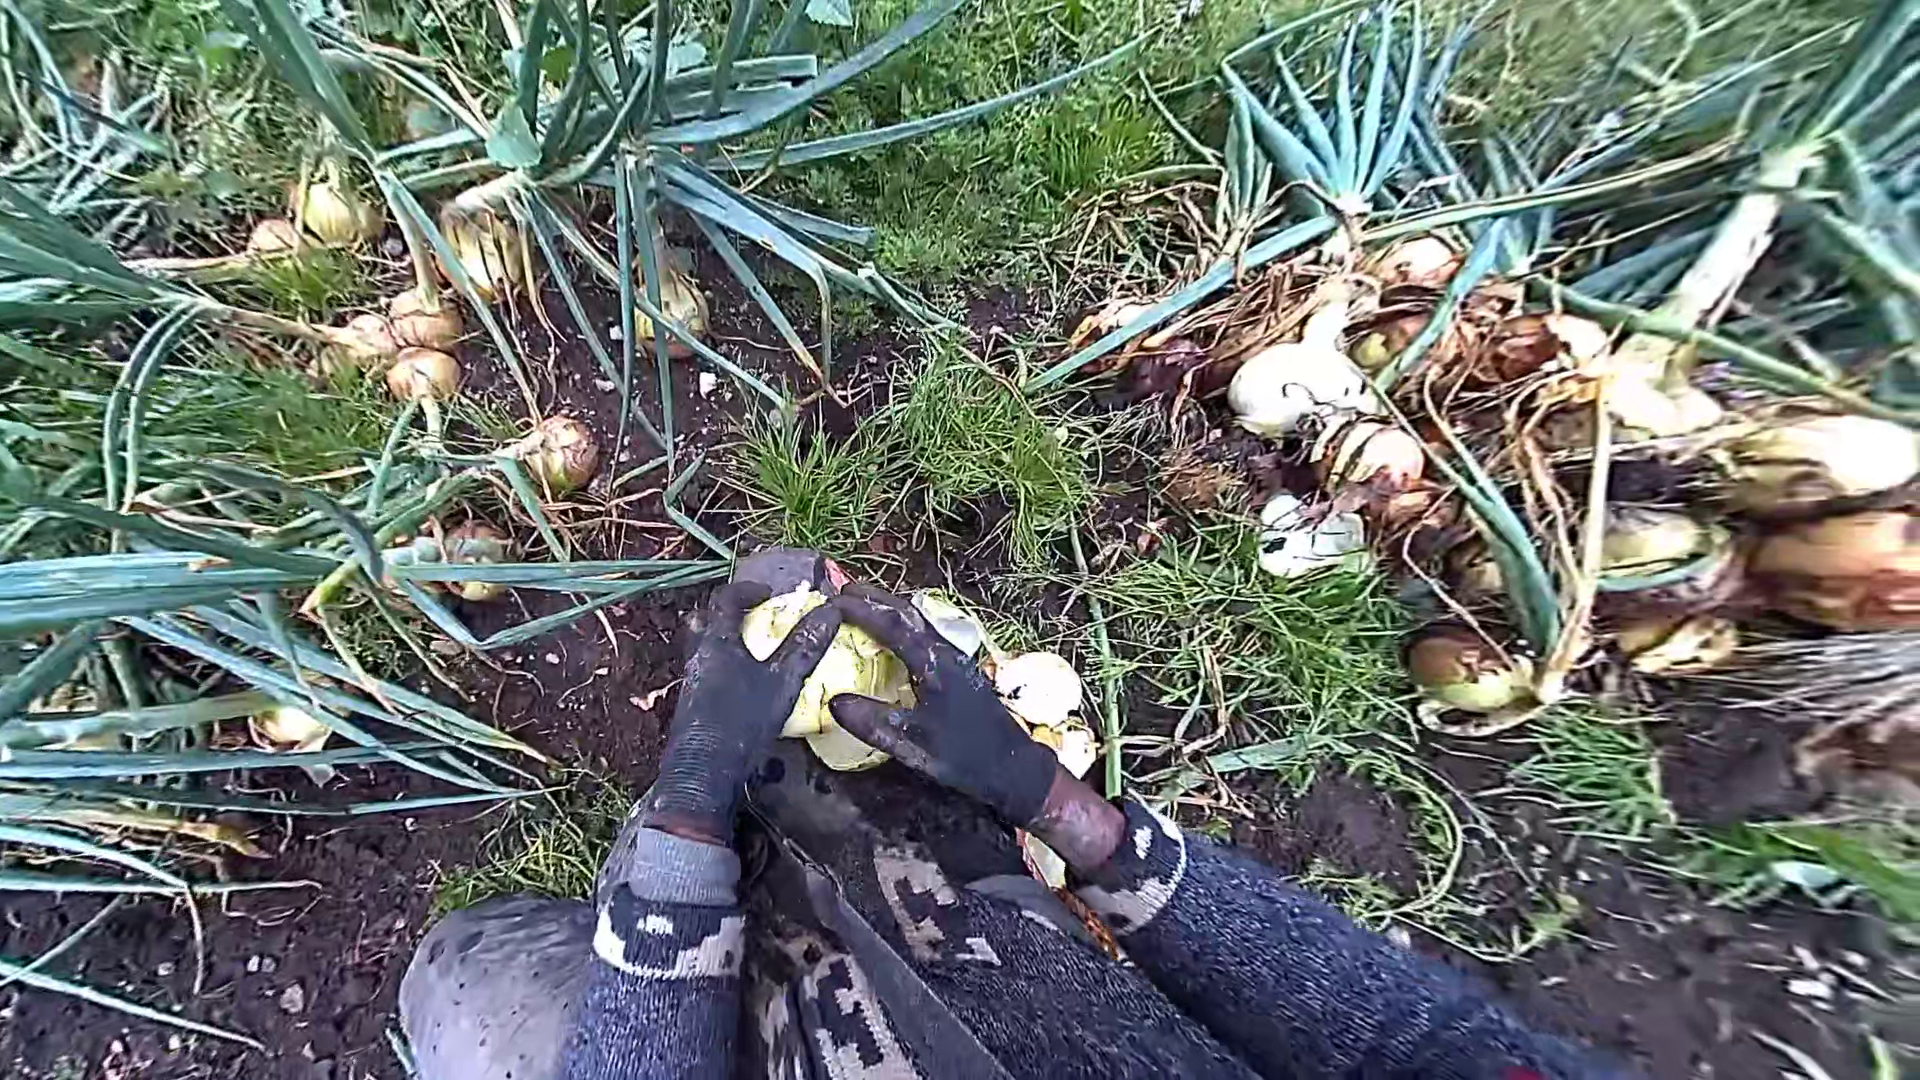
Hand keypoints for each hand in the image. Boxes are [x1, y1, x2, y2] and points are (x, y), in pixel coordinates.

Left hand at [642, 580, 840, 844]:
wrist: (703, 774)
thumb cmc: (743, 720)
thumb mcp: (784, 680)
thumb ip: (807, 645)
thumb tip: (833, 609)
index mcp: (716, 642)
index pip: (725, 600)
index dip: (747, 589)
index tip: (770, 592)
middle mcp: (699, 657)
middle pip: (704, 620)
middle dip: (728, 611)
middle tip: (754, 614)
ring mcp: (693, 681)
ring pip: (703, 646)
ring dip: (725, 637)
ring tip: (754, 645)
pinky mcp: (694, 703)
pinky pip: (707, 668)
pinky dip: (725, 661)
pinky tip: (746, 679)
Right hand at [826, 584, 1061, 825]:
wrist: (1012, 764)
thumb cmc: (964, 755)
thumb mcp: (914, 744)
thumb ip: (874, 722)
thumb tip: (835, 702)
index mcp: (933, 663)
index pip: (893, 625)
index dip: (862, 610)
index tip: (834, 600)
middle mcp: (945, 650)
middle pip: (907, 612)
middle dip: (874, 598)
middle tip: (844, 591)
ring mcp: (954, 656)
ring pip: (917, 620)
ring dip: (889, 608)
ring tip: (862, 605)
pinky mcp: (958, 666)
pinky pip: (923, 632)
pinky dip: (901, 624)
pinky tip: (892, 636)